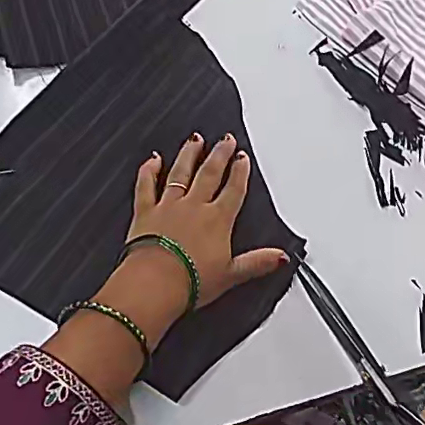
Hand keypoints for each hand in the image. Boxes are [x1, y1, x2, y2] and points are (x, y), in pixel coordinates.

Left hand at [46, 135, 290, 415]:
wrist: (155, 283)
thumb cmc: (191, 282)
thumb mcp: (232, 274)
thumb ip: (258, 262)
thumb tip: (280, 258)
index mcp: (218, 220)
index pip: (233, 189)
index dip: (240, 172)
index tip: (243, 158)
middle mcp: (194, 207)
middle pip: (210, 173)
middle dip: (220, 155)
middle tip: (226, 140)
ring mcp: (168, 206)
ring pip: (181, 172)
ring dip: (189, 154)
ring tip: (195, 140)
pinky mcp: (145, 212)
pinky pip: (147, 185)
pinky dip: (149, 170)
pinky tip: (153, 159)